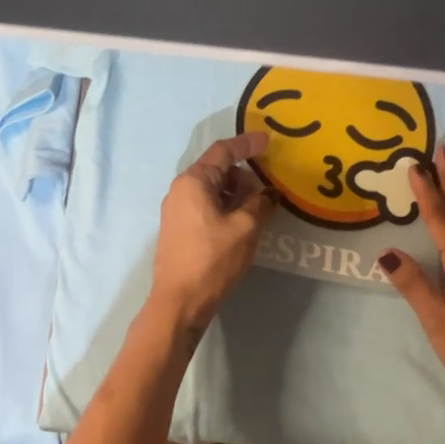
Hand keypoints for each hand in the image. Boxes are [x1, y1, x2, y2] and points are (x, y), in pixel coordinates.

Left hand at [151, 131, 276, 327]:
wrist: (179, 301)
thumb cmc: (212, 260)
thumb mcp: (244, 229)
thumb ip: (259, 204)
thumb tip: (268, 193)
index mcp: (193, 181)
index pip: (223, 151)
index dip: (247, 144)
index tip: (268, 142)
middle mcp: (180, 191)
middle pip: (216, 170)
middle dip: (243, 176)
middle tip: (265, 194)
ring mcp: (175, 211)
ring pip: (211, 191)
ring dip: (235, 196)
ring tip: (255, 213)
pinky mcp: (178, 231)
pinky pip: (204, 208)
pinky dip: (224, 209)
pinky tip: (239, 226)